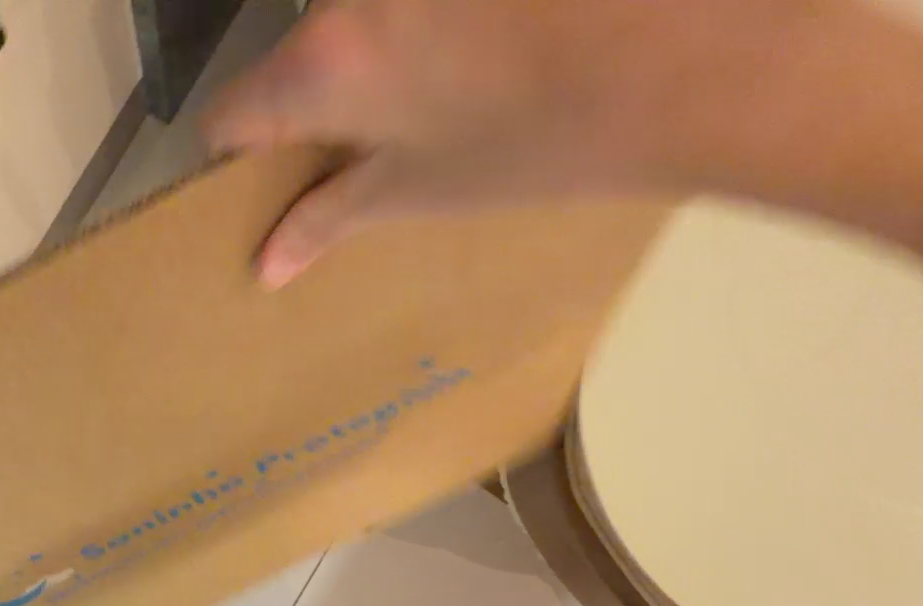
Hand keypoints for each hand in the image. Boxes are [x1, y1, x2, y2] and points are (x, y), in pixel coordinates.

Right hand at [205, 0, 856, 285]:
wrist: (693, 62)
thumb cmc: (536, 148)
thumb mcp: (419, 193)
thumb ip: (328, 219)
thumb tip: (266, 264)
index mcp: (325, 67)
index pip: (229, 113)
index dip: (233, 155)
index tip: (261, 184)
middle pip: (291, 62)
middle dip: (303, 116)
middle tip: (350, 164)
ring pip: (351, 29)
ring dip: (362, 76)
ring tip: (428, 114)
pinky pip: (403, 13)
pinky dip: (415, 43)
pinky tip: (473, 66)